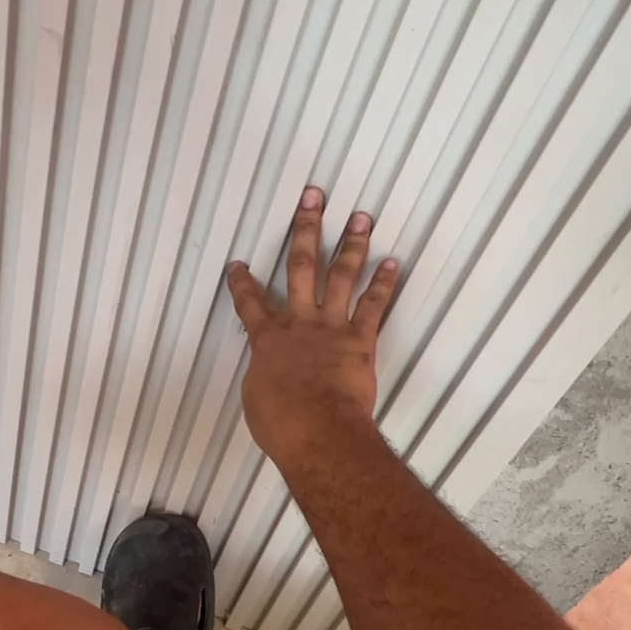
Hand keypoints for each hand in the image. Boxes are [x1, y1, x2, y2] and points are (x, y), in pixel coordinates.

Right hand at [227, 187, 397, 461]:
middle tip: (313, 197)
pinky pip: (373, 306)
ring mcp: (331, 327)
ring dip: (351, 244)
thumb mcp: (257, 400)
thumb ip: (264, 375)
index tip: (238, 264)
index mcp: (268, 341)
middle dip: (306, 229)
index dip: (242, 283)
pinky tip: (392, 262)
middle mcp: (298, 323)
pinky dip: (383, 283)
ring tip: (361, 216)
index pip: (250, 304)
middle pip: (300, 267)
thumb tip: (270, 371)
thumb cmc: (281, 424)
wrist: (317, 431)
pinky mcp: (360, 340)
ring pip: (340, 276)